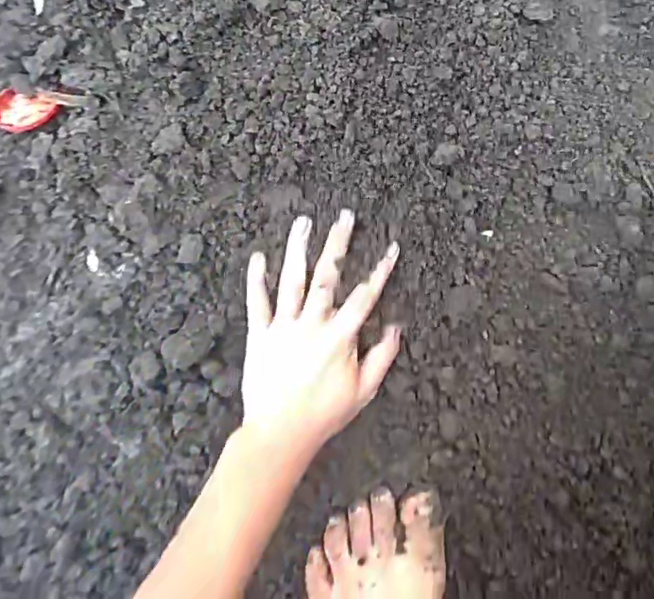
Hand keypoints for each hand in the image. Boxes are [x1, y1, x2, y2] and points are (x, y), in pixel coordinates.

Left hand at [240, 210, 401, 458]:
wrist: (279, 435)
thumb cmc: (323, 414)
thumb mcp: (362, 391)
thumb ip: (381, 357)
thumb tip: (396, 327)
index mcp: (338, 338)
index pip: (364, 297)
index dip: (380, 271)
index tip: (390, 248)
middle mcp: (311, 325)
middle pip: (326, 276)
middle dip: (337, 244)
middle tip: (345, 217)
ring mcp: (283, 327)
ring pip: (291, 281)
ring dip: (298, 249)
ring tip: (304, 222)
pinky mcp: (260, 335)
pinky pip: (257, 303)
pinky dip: (256, 280)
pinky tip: (259, 257)